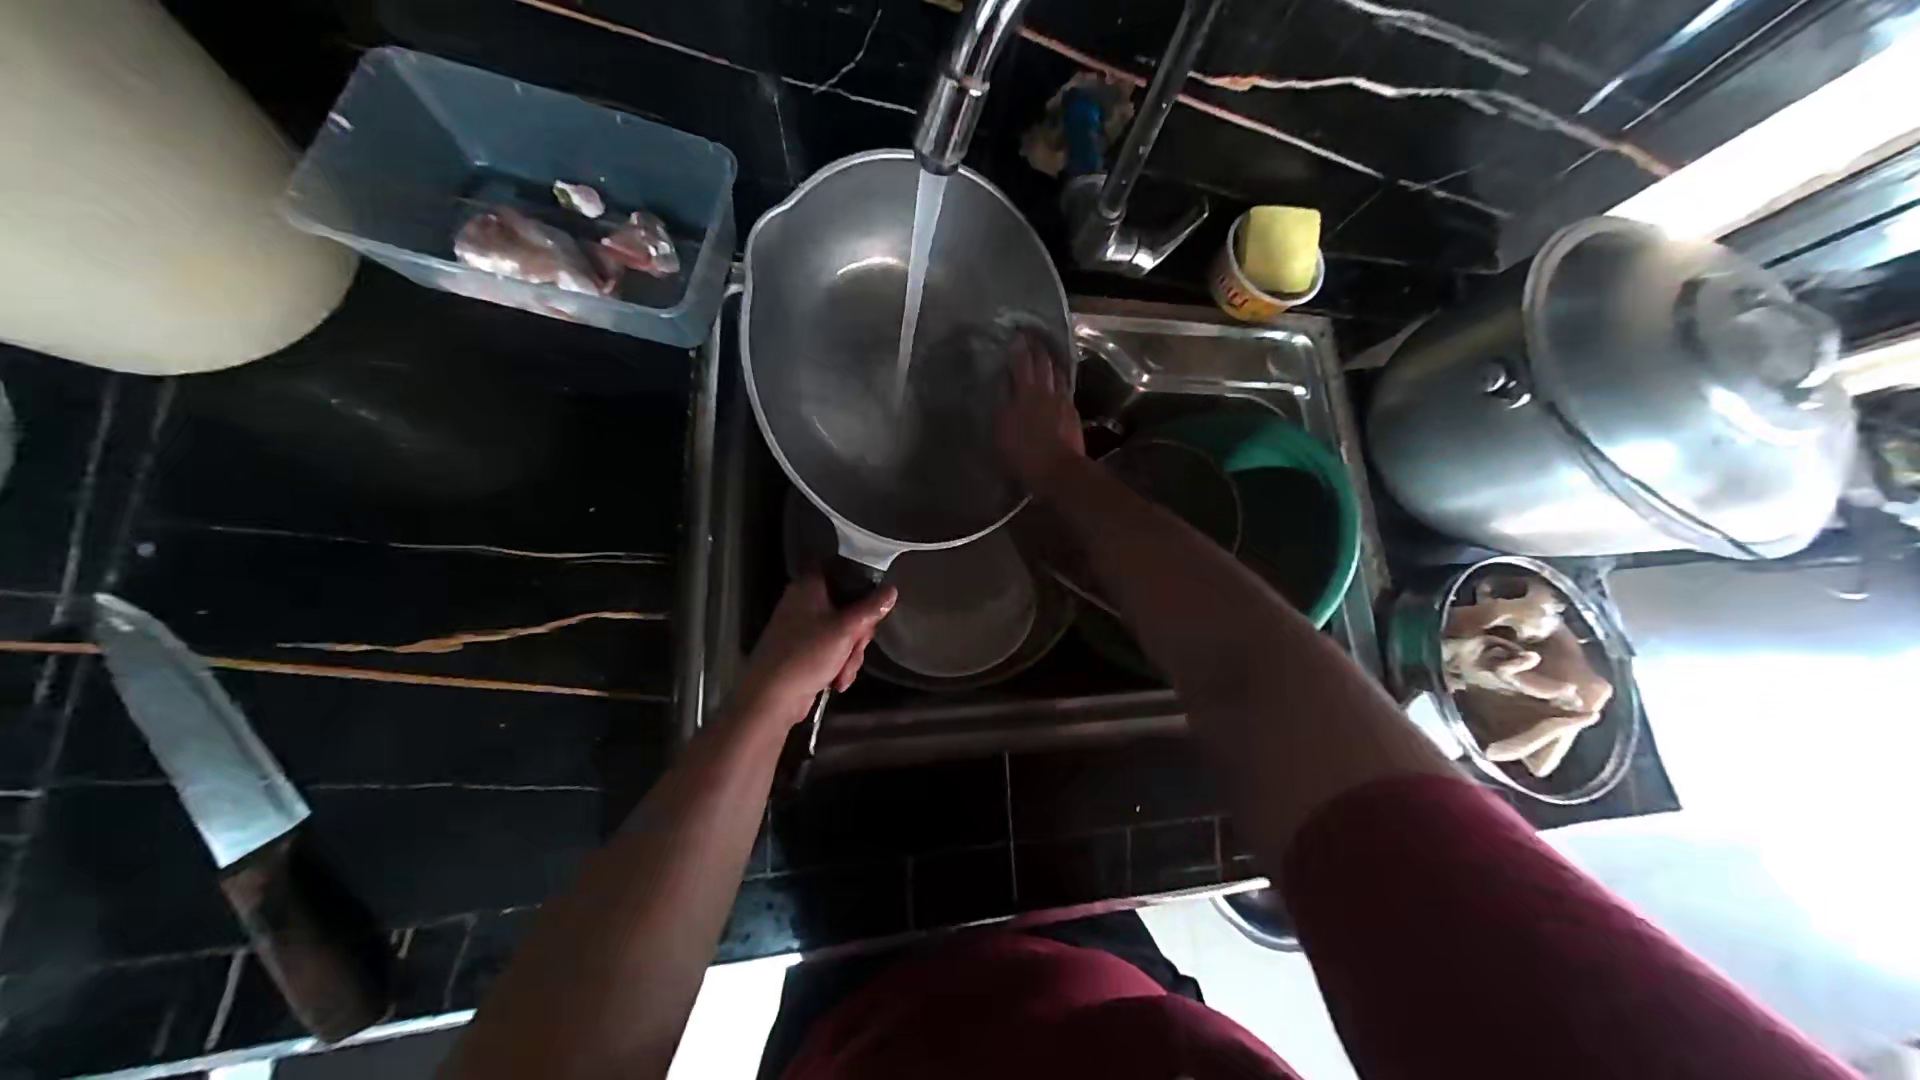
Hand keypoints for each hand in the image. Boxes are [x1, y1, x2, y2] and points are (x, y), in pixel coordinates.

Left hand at [732, 574, 897, 726]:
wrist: (771, 697)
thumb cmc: (807, 654)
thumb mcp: (846, 629)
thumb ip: (871, 608)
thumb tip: (892, 590)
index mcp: (808, 587)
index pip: (836, 568)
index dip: (857, 581)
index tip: (872, 601)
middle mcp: (803, 603)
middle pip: (846, 606)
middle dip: (858, 633)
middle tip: (858, 645)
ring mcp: (802, 628)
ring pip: (842, 632)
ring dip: (850, 654)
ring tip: (844, 672)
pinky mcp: (803, 651)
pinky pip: (831, 650)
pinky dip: (838, 664)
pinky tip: (837, 680)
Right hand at [995, 330, 1084, 495]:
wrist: (1058, 471)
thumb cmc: (1022, 455)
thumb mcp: (1002, 430)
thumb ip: (1003, 402)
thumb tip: (1004, 381)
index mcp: (1025, 392)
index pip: (1021, 362)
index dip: (1019, 347)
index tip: (1016, 334)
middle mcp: (1045, 391)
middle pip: (1042, 363)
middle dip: (1037, 347)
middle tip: (1032, 335)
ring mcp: (1062, 401)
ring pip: (1057, 372)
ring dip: (1051, 359)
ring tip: (1046, 351)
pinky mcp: (1072, 413)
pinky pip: (1065, 387)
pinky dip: (1060, 377)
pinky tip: (1059, 378)